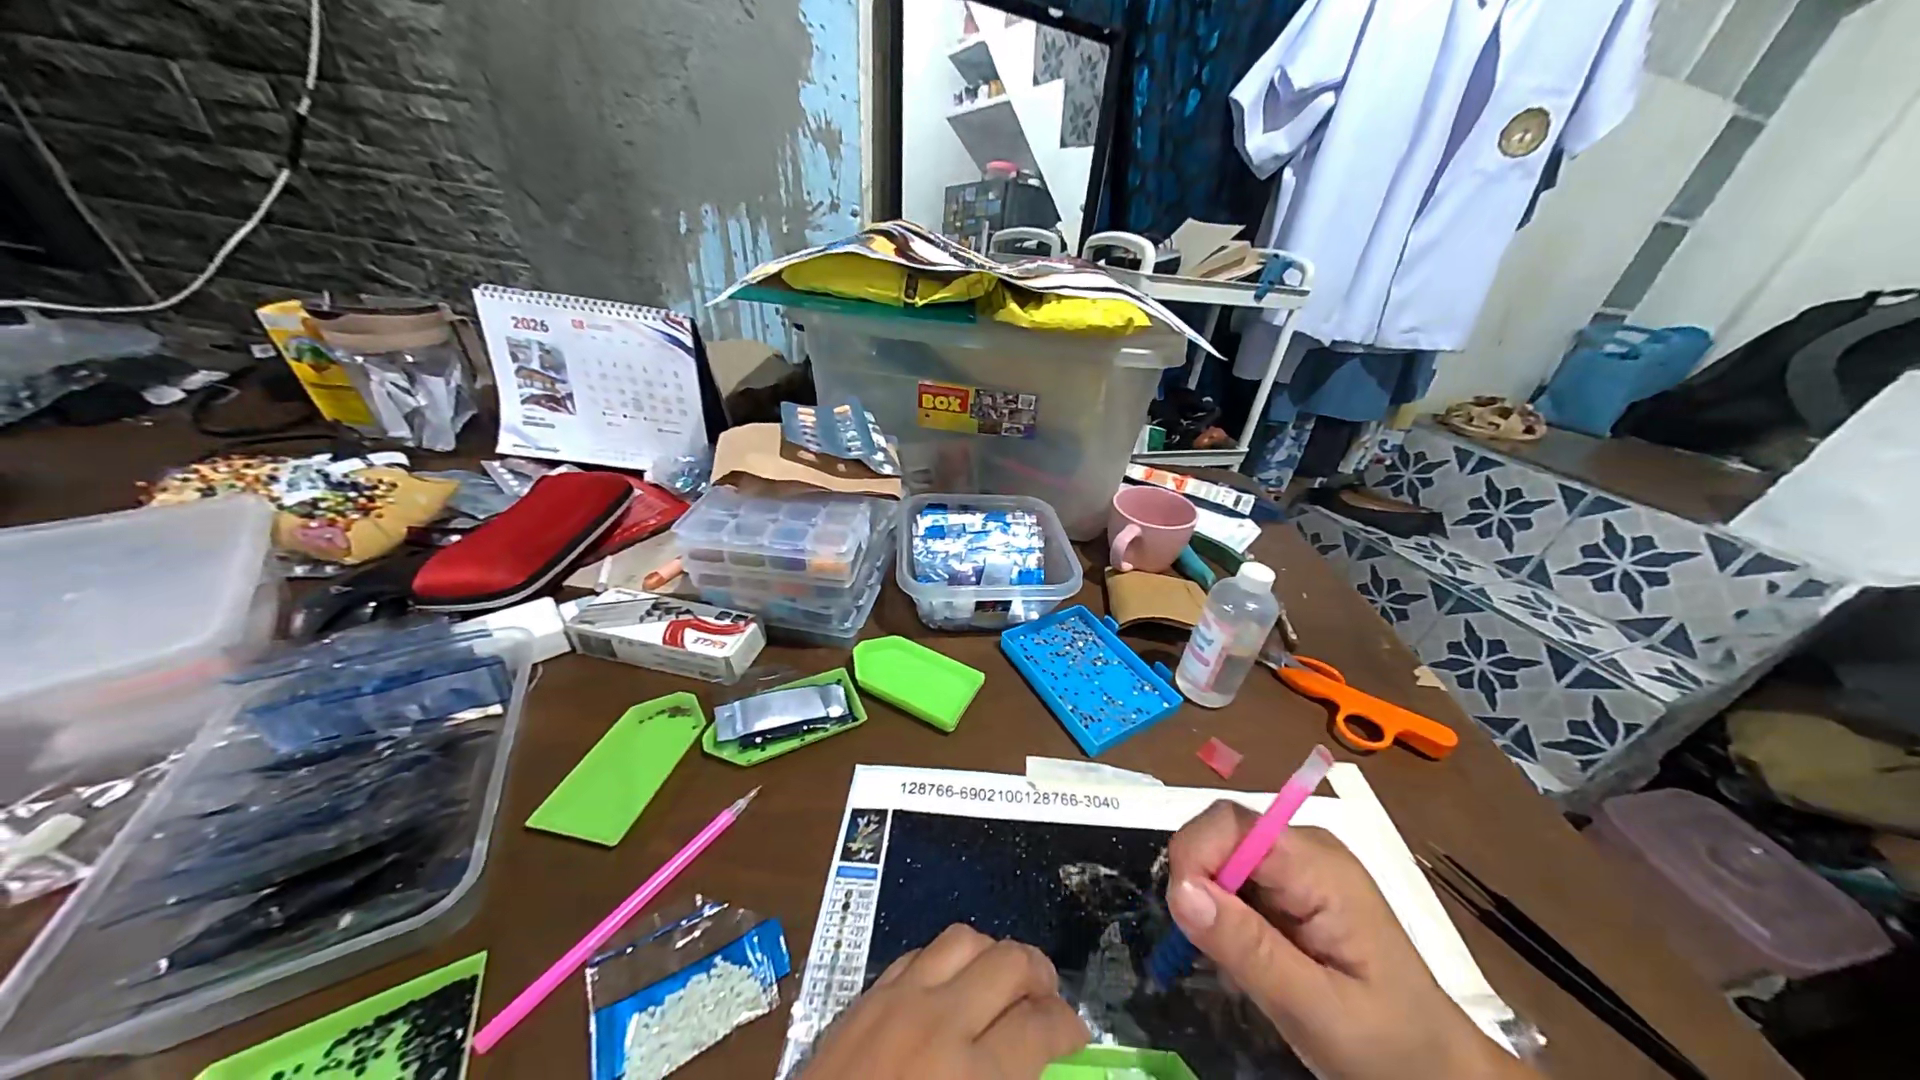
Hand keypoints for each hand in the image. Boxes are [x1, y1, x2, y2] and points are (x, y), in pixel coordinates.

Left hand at [799, 923, 1089, 1079]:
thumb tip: (1035, 1063)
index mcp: (972, 1077)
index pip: (1041, 1026)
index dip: (1069, 1026)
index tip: (1075, 1035)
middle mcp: (939, 1022)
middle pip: (1010, 961)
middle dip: (1041, 976)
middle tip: (1047, 1001)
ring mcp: (899, 999)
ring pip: (965, 939)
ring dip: (994, 956)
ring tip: (1003, 981)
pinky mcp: (868, 994)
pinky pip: (920, 952)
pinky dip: (947, 961)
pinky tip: (951, 985)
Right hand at [1167, 802, 1534, 1079]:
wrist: (1443, 1074)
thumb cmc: (1392, 1047)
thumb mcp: (1316, 1010)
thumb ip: (1248, 948)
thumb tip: (1181, 891)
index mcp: (1319, 867)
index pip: (1232, 824)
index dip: (1194, 854)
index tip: (1181, 914)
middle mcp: (1306, 851)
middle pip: (1222, 836)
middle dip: (1198, 884)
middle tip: (1204, 949)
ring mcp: (1300, 868)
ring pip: (1223, 859)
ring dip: (1209, 905)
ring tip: (1229, 963)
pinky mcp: (1293, 889)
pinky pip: (1237, 882)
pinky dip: (1224, 917)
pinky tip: (1245, 959)